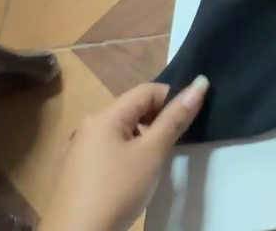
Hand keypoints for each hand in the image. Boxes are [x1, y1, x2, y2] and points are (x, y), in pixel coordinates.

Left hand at [41, 76, 208, 230]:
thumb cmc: (115, 192)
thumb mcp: (152, 153)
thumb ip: (176, 117)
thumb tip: (200, 82)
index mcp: (104, 117)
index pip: (148, 90)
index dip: (172, 99)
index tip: (187, 122)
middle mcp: (87, 127)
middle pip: (134, 109)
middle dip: (158, 120)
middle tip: (174, 142)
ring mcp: (77, 151)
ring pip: (122, 131)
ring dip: (143, 138)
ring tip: (155, 160)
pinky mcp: (75, 173)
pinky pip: (108, 149)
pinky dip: (126, 154)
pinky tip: (131, 177)